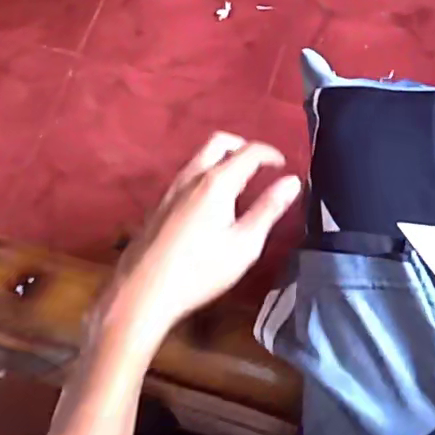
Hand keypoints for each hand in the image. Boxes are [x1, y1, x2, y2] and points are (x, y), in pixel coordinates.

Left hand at [94, 133, 301, 352]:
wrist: (143, 292)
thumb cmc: (200, 270)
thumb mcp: (245, 244)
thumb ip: (269, 209)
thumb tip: (292, 181)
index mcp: (217, 182)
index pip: (249, 152)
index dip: (271, 154)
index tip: (283, 165)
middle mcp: (192, 177)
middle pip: (219, 142)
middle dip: (243, 146)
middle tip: (260, 165)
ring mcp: (172, 189)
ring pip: (200, 157)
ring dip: (223, 158)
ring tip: (240, 181)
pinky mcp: (160, 205)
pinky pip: (188, 174)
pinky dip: (207, 173)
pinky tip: (212, 202)